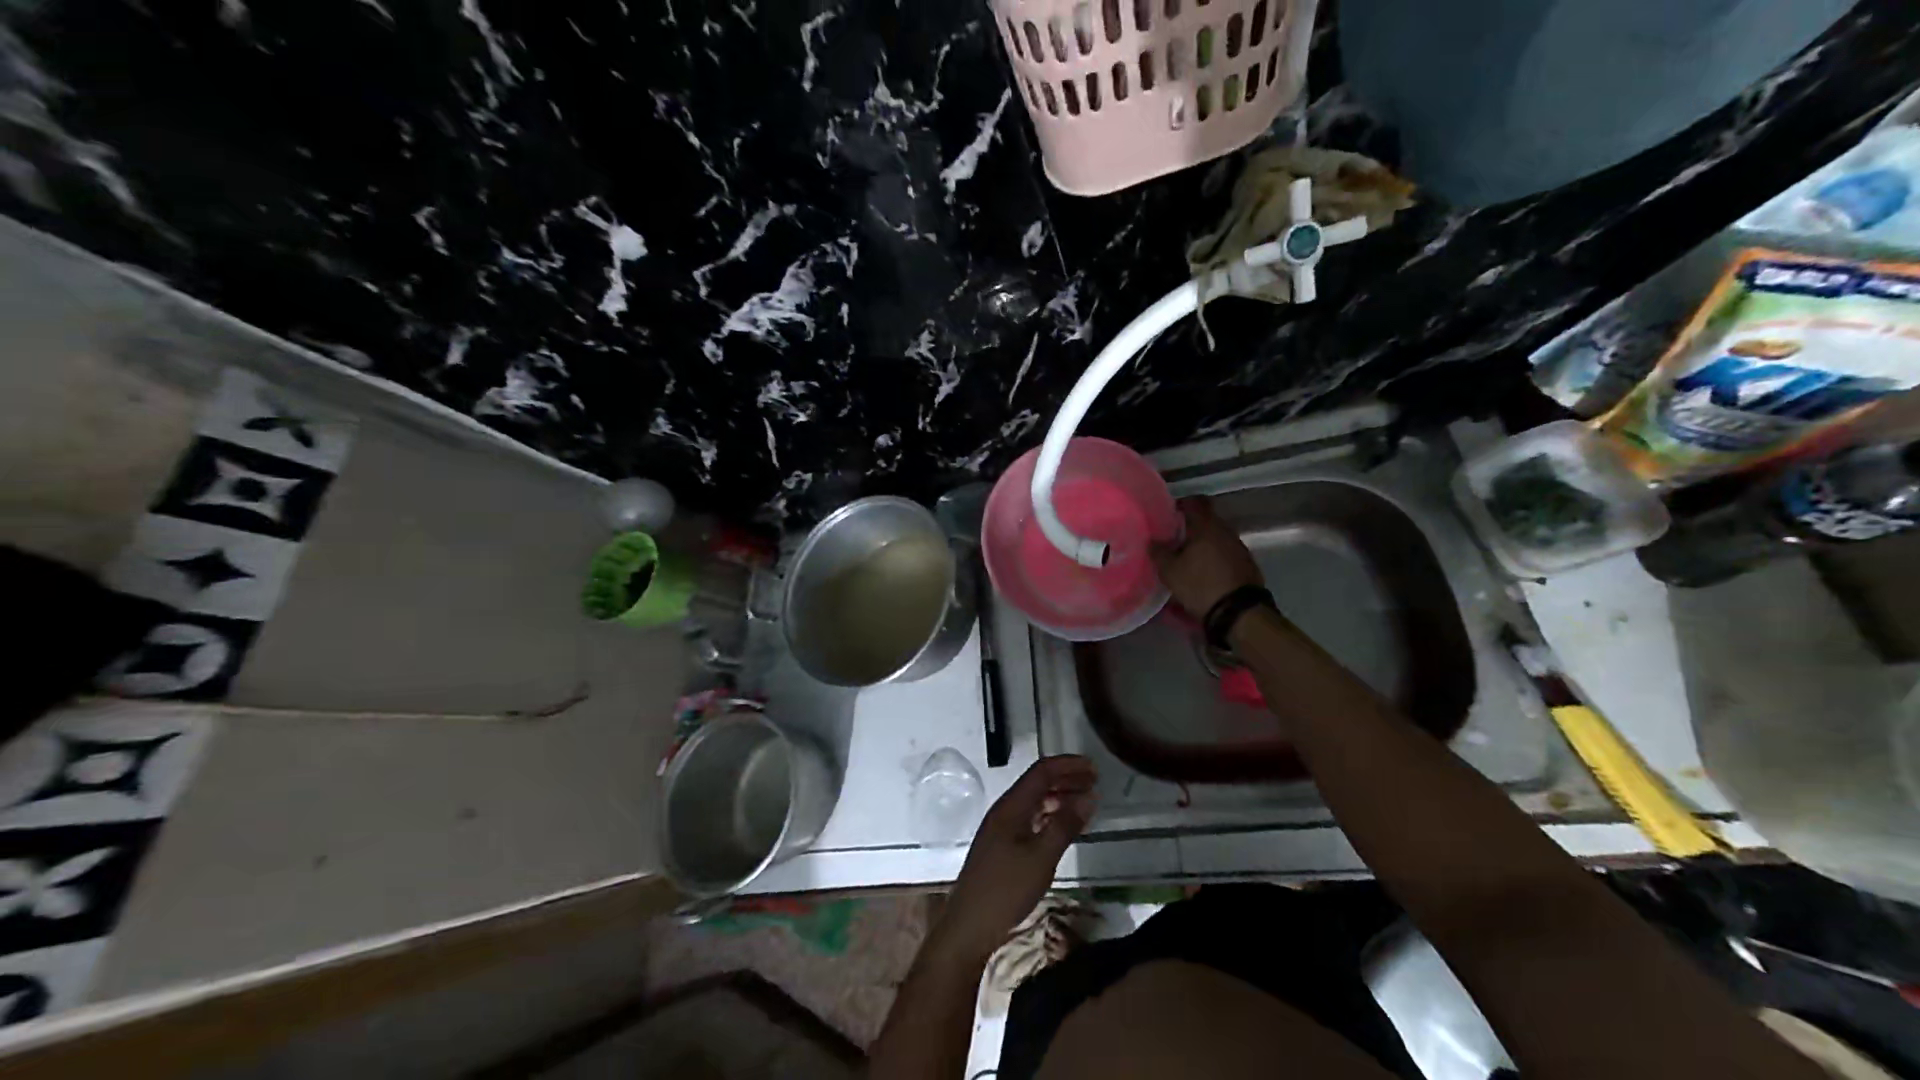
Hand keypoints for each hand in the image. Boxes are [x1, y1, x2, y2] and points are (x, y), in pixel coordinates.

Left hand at [938, 756, 1096, 960]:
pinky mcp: (1002, 846)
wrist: (969, 926)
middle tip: (1095, 783)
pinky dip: (1050, 816)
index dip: (1067, 765)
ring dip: (1059, 797)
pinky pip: (1030, 819)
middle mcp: (1004, 811)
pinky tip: (1063, 827)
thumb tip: (1088, 797)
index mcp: (1011, 807)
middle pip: (1037, 784)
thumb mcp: (1041, 858)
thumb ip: (1064, 826)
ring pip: (1034, 802)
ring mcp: (1001, 829)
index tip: (1094, 768)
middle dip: (1066, 779)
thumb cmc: (1006, 890)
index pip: (1041, 772)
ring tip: (1085, 804)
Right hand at [1151, 496, 1263, 617]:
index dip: (1181, 504)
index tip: (1169, 515)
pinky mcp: (1247, 564)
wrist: (1239, 612)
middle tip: (1173, 540)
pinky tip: (1204, 572)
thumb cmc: (1200, 585)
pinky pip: (1226, 553)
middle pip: (1207, 520)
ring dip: (1203, 544)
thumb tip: (1152, 541)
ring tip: (1187, 559)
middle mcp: (1226, 531)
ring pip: (1217, 538)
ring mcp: (1239, 547)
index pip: (1195, 502)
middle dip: (1190, 528)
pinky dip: (1214, 557)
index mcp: (1206, 526)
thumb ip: (1159, 552)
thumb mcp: (1170, 572)